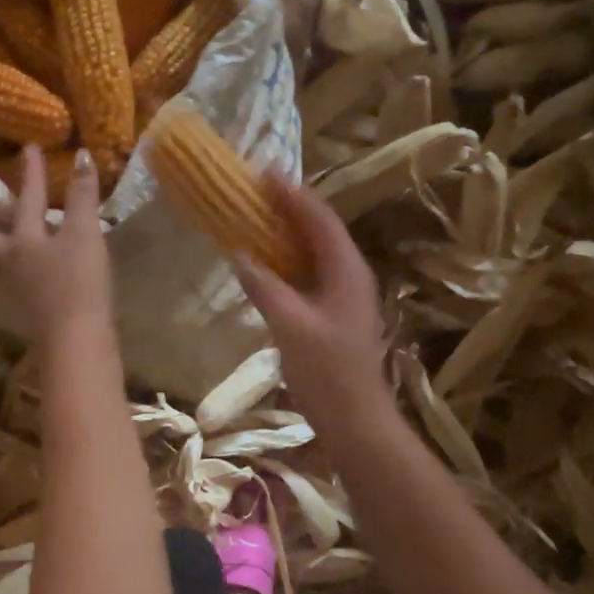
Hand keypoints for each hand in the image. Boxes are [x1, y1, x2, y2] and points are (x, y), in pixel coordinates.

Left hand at [0, 147, 112, 343]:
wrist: (76, 340)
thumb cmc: (77, 282)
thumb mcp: (84, 233)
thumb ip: (83, 196)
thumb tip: (82, 155)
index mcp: (22, 240)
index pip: (27, 199)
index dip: (31, 174)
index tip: (28, 149)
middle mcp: (11, 264)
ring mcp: (17, 292)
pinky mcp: (29, 313)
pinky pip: (15, 284)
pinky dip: (14, 272)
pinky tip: (23, 275)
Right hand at [234, 177, 388, 426]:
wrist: (354, 420)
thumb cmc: (326, 373)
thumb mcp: (290, 327)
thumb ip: (264, 288)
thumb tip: (239, 254)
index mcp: (346, 271)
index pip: (319, 220)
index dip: (292, 194)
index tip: (264, 173)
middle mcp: (350, 276)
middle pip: (320, 231)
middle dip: (290, 209)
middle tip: (257, 192)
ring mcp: (345, 298)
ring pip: (315, 254)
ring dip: (288, 235)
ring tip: (258, 220)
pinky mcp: (335, 317)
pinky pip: (310, 276)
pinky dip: (288, 263)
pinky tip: (268, 267)